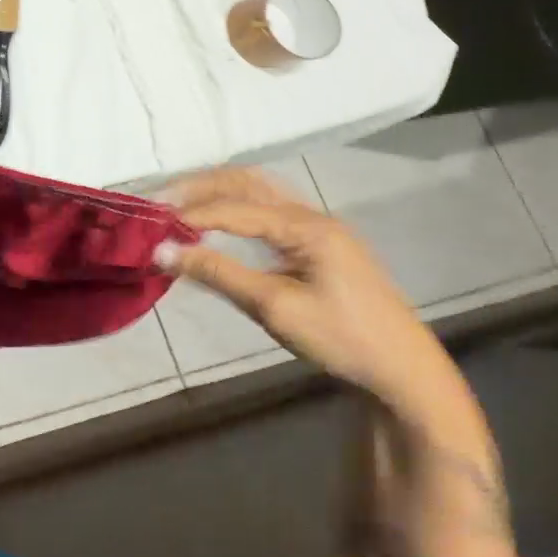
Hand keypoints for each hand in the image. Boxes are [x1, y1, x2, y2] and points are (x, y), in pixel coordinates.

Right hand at [158, 168, 459, 408]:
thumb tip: (161, 251)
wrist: (405, 374)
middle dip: (199, 187)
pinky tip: (214, 223)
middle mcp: (313, 217)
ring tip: (179, 207)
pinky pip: (266, 209)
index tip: (151, 224)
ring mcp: (318, 228)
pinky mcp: (318, 244)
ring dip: (215, 193)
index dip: (189, 213)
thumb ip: (216, 274)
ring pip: (257, 191)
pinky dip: (233, 207)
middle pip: (246, 182)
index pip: (234, 207)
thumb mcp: (274, 307)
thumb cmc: (342, 339)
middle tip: (159, 202)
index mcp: (308, 228)